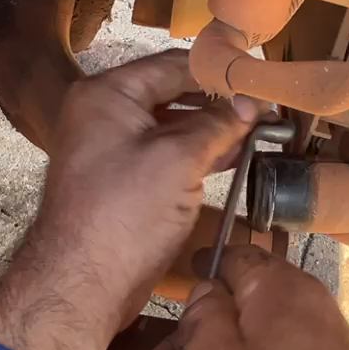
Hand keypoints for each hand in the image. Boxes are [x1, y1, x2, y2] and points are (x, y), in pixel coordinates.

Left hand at [0, 51, 253, 349]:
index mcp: (107, 94)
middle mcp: (105, 115)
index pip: (172, 65)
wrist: (82, 284)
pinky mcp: (124, 182)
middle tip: (266, 109)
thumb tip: (252, 103)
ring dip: (213, 130)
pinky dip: (198, 154)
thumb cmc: (124, 213)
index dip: (218, 72)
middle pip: (172, 94)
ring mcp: (113, 150)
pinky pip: (166, 155)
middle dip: (219, 103)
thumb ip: (217, 124)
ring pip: (172, 127)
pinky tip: (233, 158)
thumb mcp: (178, 159)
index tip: (260, 79)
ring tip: (259, 133)